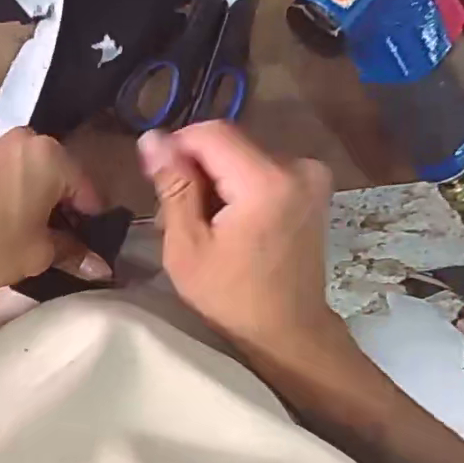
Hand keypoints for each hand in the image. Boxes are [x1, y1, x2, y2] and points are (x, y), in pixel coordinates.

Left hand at [0, 128, 108, 292]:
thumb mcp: (36, 254)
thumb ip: (72, 253)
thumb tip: (99, 266)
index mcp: (52, 155)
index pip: (90, 193)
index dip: (94, 227)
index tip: (89, 252)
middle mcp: (26, 140)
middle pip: (60, 181)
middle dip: (64, 214)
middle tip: (59, 249)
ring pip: (32, 180)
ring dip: (37, 207)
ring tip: (27, 241)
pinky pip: (5, 180)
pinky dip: (12, 201)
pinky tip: (1, 229)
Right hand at [138, 122, 345, 362]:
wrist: (286, 330)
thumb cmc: (229, 296)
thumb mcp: (186, 246)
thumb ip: (172, 187)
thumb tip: (151, 139)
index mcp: (267, 181)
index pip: (211, 133)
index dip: (176, 147)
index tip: (155, 180)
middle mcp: (298, 165)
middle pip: (228, 144)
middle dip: (195, 170)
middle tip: (174, 214)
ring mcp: (311, 175)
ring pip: (242, 157)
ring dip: (214, 181)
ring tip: (201, 224)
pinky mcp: (312, 187)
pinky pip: (262, 170)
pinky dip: (237, 188)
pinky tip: (228, 223)